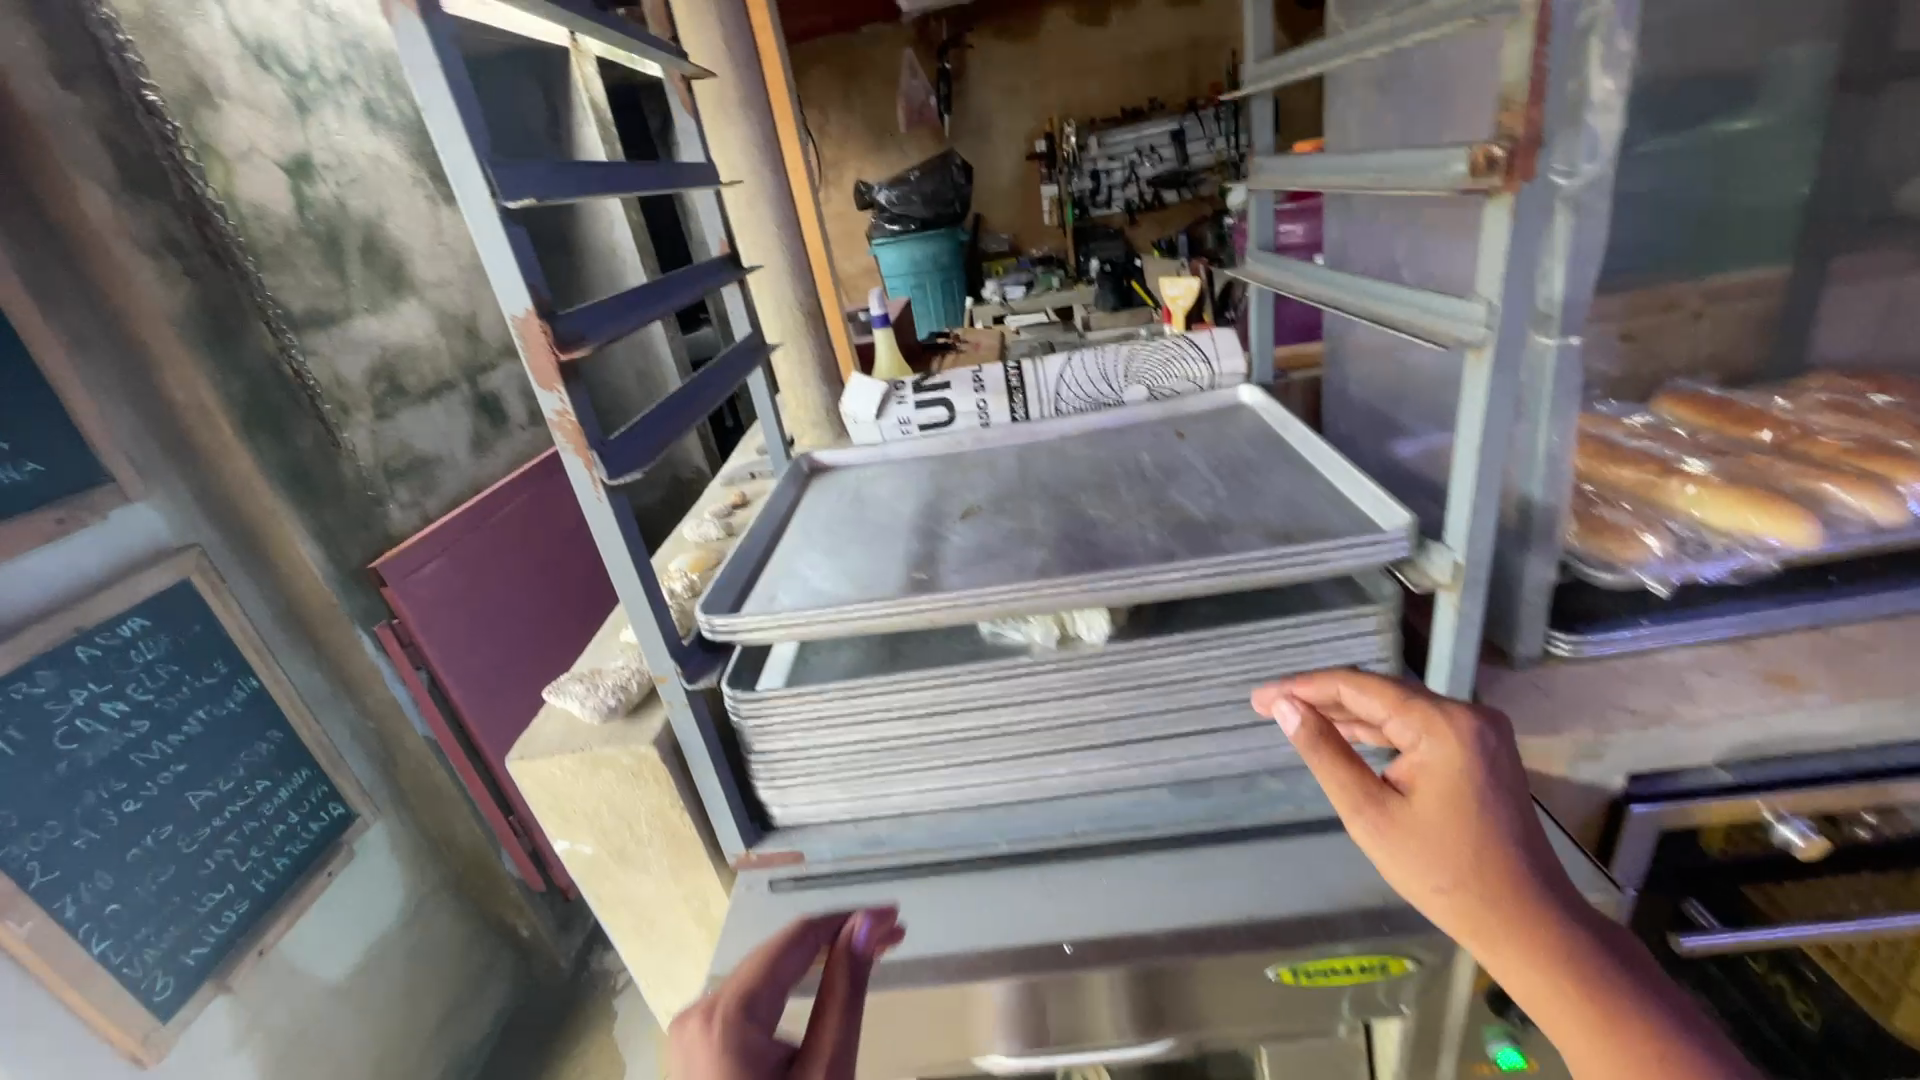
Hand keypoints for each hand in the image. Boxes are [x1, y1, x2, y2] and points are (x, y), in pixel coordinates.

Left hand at [669, 909, 903, 1079]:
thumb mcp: (826, 1072)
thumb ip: (846, 990)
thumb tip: (866, 923)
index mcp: (724, 1014)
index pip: (797, 939)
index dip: (849, 919)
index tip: (896, 917)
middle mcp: (698, 1009)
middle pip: (779, 953)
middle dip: (837, 939)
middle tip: (893, 936)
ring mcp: (692, 1030)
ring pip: (766, 972)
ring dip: (818, 960)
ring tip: (870, 951)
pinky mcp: (697, 1047)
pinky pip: (752, 998)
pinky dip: (792, 986)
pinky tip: (827, 979)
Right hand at [1250, 670, 1578, 954]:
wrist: (1525, 921)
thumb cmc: (1442, 873)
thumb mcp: (1369, 813)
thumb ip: (1324, 752)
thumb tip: (1284, 707)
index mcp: (1443, 725)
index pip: (1357, 687)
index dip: (1302, 688)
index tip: (1259, 699)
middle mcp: (1467, 713)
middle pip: (1378, 691)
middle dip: (1321, 697)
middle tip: (1268, 706)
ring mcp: (1479, 730)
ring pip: (1397, 706)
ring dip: (1347, 712)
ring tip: (1295, 716)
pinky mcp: (1481, 748)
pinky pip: (1418, 725)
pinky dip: (1379, 729)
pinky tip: (1344, 734)